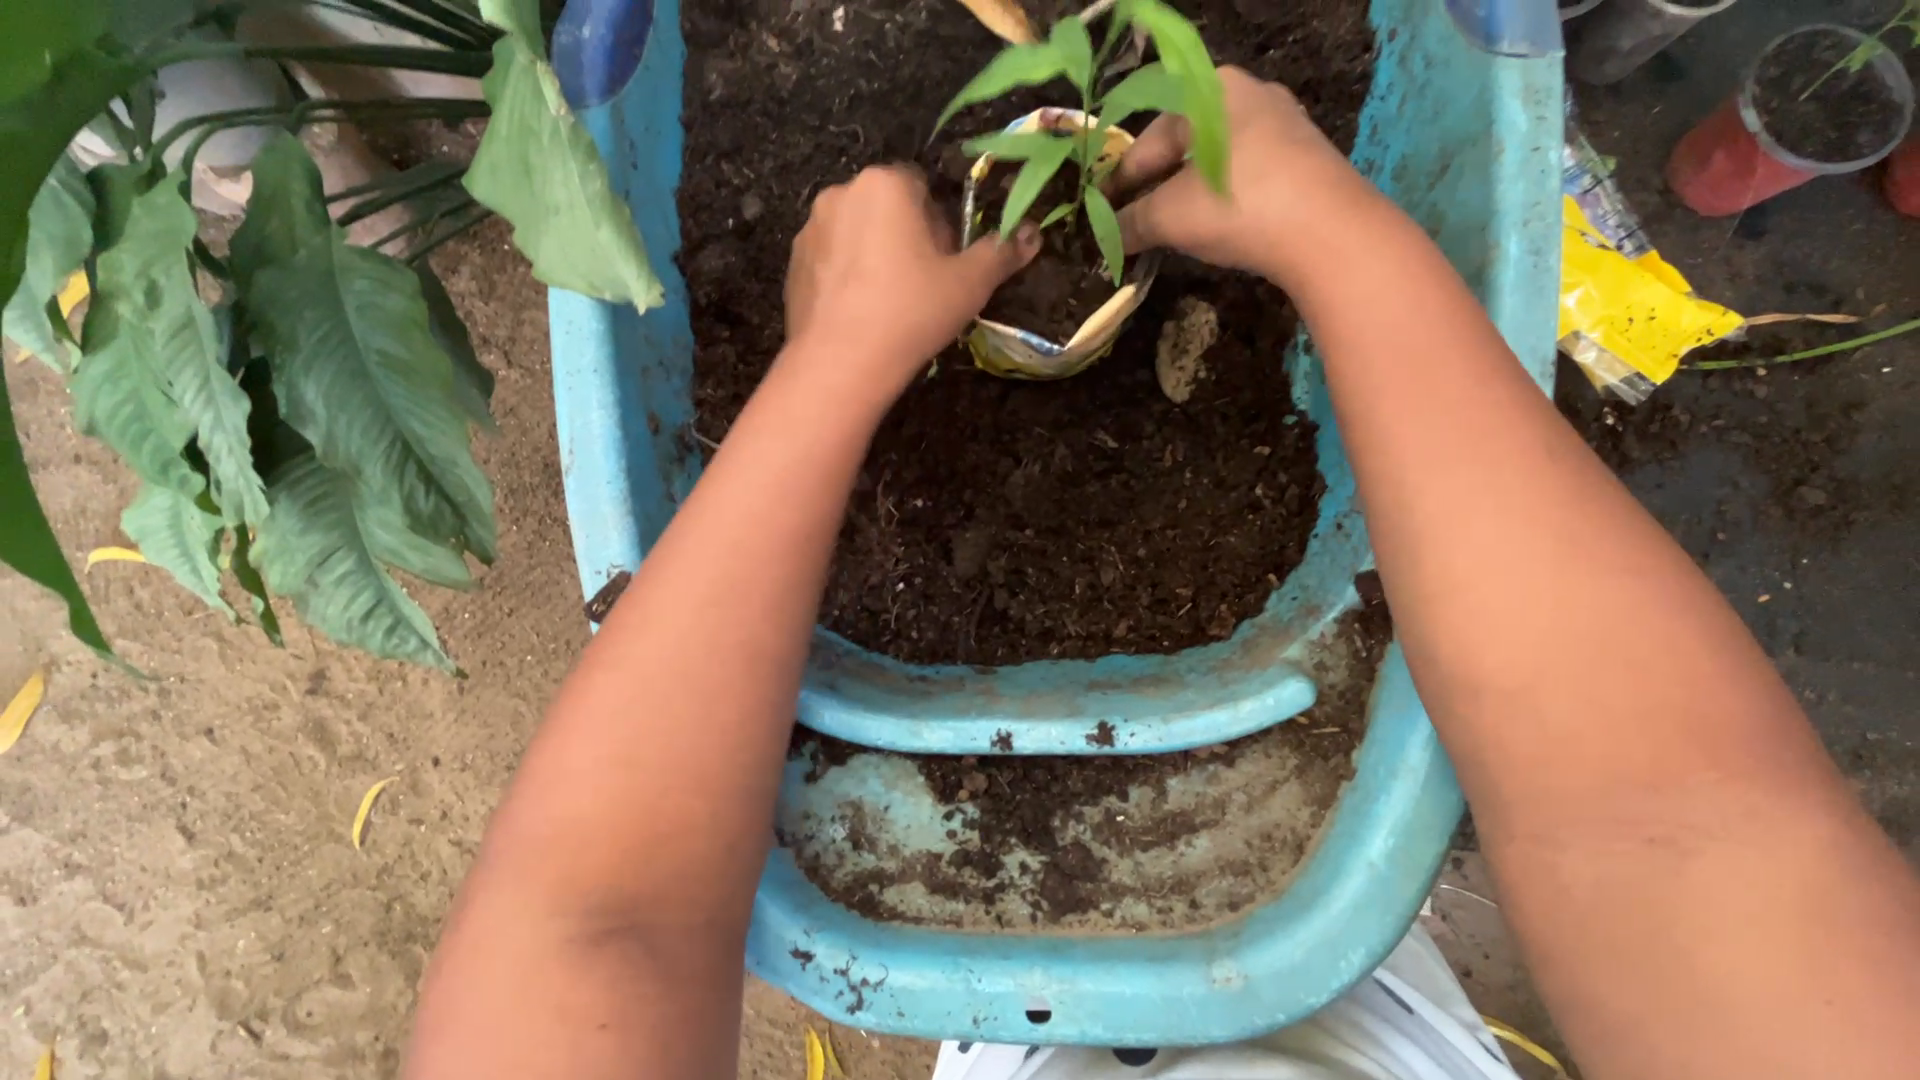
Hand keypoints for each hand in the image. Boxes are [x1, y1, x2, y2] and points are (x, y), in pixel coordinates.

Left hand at [784, 165, 1039, 388]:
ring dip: (876, 257)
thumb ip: (1001, 253)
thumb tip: (1031, 235)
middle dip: (907, 238)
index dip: (941, 223)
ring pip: (857, 235)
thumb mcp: (969, 284)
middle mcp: (841, 194)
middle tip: (925, 286)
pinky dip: (848, 279)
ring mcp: (811, 230)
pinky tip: (863, 315)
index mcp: (885, 184)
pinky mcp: (793, 267)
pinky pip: (832, 263)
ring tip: (891, 305)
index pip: (923, 186)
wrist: (842, 363)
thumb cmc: (912, 312)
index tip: (948, 261)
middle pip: (887, 208)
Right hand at [1109, 67, 1376, 284]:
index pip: (1145, 142)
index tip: (1100, 216)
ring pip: (1213, 162)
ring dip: (1184, 198)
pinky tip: (1213, 229)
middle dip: (1153, 190)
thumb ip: (1130, 222)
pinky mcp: (1303, 158)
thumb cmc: (1238, 205)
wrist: (1330, 232)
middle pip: (1180, 148)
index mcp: (1209, 91)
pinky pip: (1245, 174)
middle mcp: (1247, 94)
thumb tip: (1105, 235)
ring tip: (1168, 234)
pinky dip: (1220, 200)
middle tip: (1132, 228)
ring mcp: (1282, 124)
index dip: (1118, 184)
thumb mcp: (1170, 216)